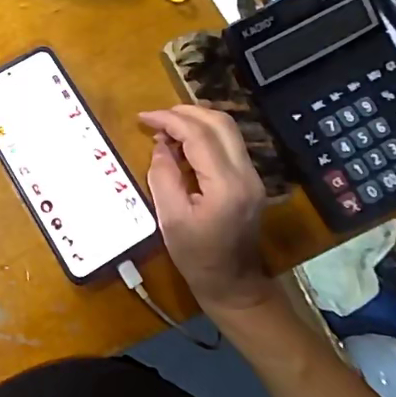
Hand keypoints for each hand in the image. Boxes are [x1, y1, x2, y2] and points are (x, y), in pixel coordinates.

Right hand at [138, 105, 274, 311]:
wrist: (233, 284)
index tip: (143, 117)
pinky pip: (228, 144)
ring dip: (196, 121)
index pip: (199, 135)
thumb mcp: (170, 219)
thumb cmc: (196, 257)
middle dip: (185, 113)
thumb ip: (163, 176)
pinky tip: (183, 145)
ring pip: (227, 129)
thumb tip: (160, 145)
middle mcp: (245, 174)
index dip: (170, 120)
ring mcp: (252, 176)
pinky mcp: (250, 180)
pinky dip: (204, 135)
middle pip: (220, 123)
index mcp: (225, 185)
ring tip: (166, 129)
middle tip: (156, 118)